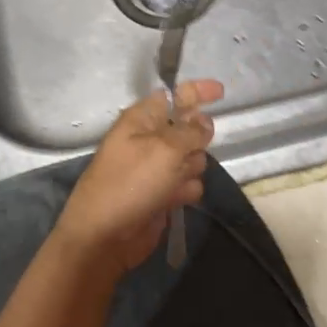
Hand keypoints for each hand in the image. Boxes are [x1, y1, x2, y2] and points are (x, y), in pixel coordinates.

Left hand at [56, 80, 223, 270]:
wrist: (105, 235)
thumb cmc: (130, 183)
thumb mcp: (165, 149)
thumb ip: (191, 131)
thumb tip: (205, 122)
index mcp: (141, 120)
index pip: (173, 96)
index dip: (196, 91)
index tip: (220, 90)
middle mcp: (149, 140)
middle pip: (189, 129)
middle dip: (195, 141)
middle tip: (184, 154)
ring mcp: (156, 168)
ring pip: (193, 158)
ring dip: (190, 169)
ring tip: (173, 182)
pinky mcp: (163, 194)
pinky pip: (189, 184)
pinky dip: (186, 191)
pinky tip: (175, 200)